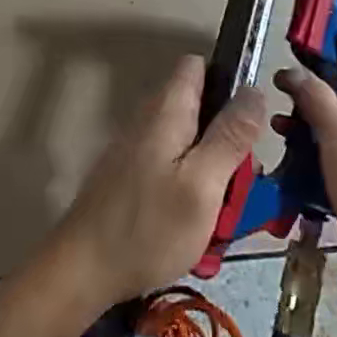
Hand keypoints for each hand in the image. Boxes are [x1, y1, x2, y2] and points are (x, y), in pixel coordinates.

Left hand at [46, 56, 266, 305]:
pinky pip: (174, 167)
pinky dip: (192, 187)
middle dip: (227, 139)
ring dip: (213, 171)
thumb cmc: (148, 228)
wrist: (83, 271)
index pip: (198, 66)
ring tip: (223, 212)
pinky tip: (197, 223)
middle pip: (200, 108)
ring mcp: (138, 148)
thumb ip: (230, 135)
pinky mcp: (132, 175)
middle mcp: (149, 118)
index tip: (250, 121)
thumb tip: (254, 90)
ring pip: (191, 143)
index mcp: (167, 109)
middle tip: (242, 182)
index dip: (229, 81)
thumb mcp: (203, 183)